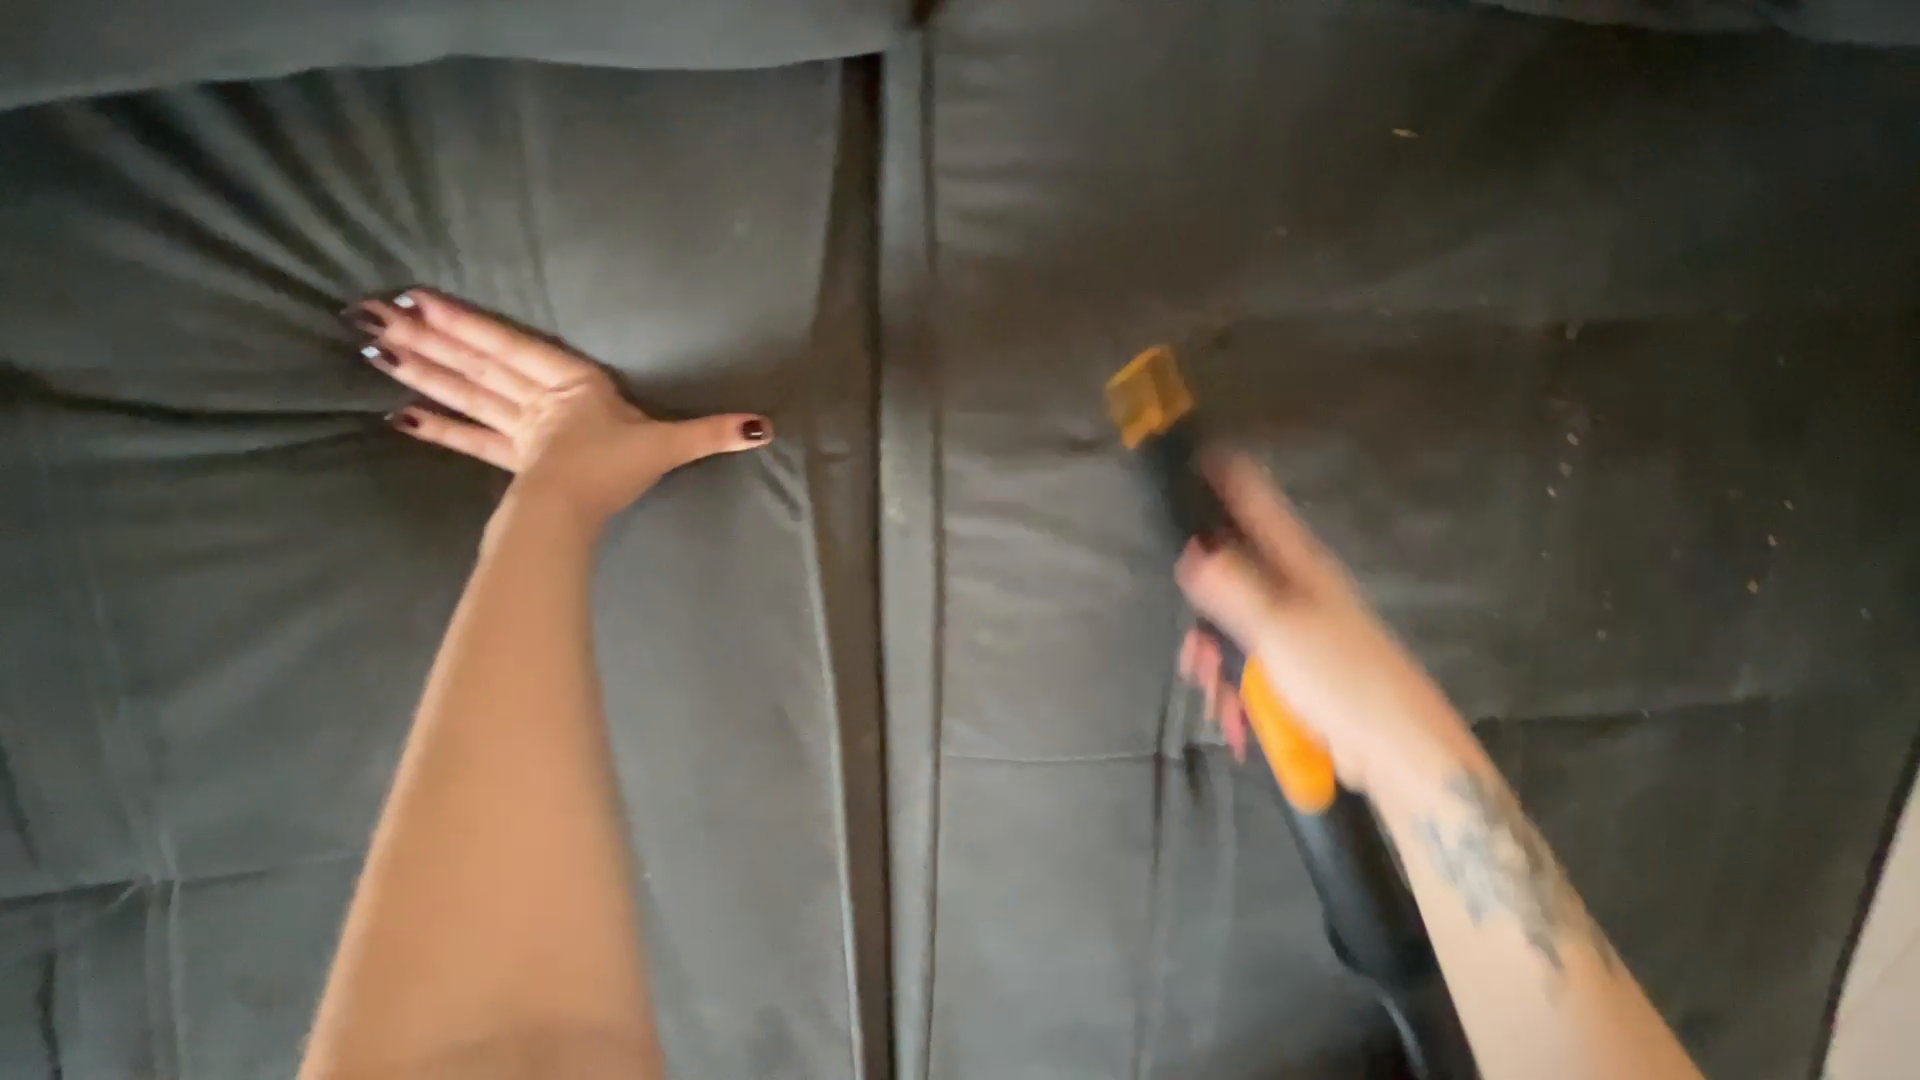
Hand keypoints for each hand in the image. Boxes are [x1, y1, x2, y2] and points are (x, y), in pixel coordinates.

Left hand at [347, 289, 771, 527]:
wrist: (575, 515)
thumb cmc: (615, 471)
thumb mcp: (669, 445)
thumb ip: (712, 433)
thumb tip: (764, 427)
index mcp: (569, 386)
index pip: (511, 347)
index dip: (467, 323)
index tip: (418, 298)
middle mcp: (535, 402)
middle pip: (475, 365)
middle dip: (425, 338)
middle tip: (368, 310)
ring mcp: (516, 432)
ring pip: (462, 394)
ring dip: (419, 371)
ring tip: (370, 345)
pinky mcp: (510, 462)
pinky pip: (468, 439)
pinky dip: (435, 427)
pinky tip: (396, 415)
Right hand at [1174, 455, 1466, 793]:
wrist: (1397, 753)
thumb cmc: (1343, 680)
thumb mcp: (1280, 630)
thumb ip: (1233, 588)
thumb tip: (1194, 551)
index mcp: (1300, 570)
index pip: (1261, 511)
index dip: (1233, 483)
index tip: (1204, 457)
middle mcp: (1297, 594)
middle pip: (1233, 584)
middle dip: (1205, 624)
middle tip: (1195, 659)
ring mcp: (1298, 636)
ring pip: (1234, 635)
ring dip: (1218, 670)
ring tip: (1219, 702)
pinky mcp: (1297, 674)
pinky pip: (1249, 671)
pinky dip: (1236, 694)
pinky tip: (1237, 721)